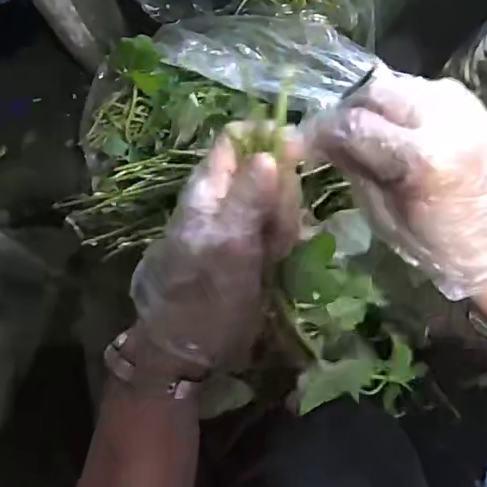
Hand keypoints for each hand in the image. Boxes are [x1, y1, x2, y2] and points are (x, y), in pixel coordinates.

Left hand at [128, 126, 302, 374]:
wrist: (188, 350)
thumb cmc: (199, 295)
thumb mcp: (225, 245)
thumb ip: (248, 198)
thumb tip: (270, 151)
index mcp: (209, 187)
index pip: (238, 138)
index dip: (267, 137)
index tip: (297, 154)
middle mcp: (227, 198)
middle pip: (269, 167)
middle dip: (283, 192)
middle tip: (277, 227)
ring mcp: (244, 222)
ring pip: (280, 198)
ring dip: (285, 221)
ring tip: (273, 252)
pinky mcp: (258, 246)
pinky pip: (282, 226)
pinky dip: (286, 240)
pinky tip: (277, 260)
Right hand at [309, 71, 486, 299]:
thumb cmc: (437, 243)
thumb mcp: (383, 213)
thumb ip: (352, 165)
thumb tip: (315, 138)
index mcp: (424, 157)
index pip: (355, 123)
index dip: (321, 130)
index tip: (300, 142)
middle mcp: (444, 118)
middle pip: (373, 89)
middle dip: (345, 110)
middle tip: (329, 135)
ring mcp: (460, 104)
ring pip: (394, 83)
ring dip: (370, 105)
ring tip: (361, 133)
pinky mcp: (467, 99)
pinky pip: (415, 89)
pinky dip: (396, 105)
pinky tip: (392, 129)